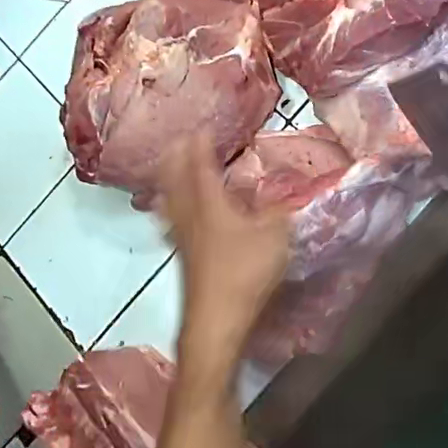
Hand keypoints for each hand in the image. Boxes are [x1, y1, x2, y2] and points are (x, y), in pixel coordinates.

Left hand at [157, 134, 290, 365]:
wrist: (215, 319)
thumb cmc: (244, 273)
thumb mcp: (275, 237)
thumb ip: (278, 212)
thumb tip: (278, 198)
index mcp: (210, 203)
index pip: (201, 166)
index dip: (200, 145)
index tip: (200, 128)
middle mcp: (189, 215)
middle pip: (175, 178)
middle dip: (175, 157)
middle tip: (177, 141)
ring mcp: (181, 237)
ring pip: (169, 199)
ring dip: (168, 179)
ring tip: (169, 168)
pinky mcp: (181, 257)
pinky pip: (170, 220)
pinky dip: (170, 207)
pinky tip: (172, 214)